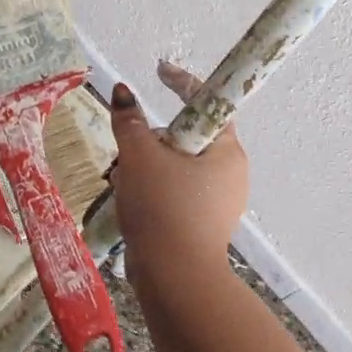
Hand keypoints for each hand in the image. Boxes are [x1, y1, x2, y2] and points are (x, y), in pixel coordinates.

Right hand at [109, 60, 249, 276]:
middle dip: (149, 139)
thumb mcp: (139, 156)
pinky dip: (148, 190)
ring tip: (122, 182)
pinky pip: (171, 191)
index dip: (182, 83)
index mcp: (225, 151)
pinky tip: (129, 202)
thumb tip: (122, 92)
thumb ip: (129, 121)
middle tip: (128, 150)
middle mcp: (228, 174)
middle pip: (184, 137)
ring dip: (143, 166)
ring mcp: (215, 202)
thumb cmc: (163, 208)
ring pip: (172, 166)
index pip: (208, 103)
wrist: (175, 280)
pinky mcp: (199, 224)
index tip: (159, 71)